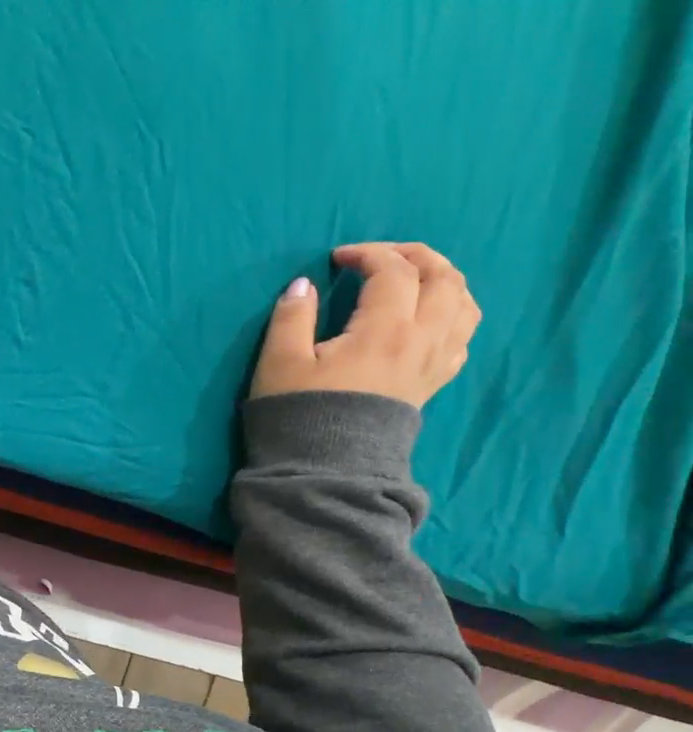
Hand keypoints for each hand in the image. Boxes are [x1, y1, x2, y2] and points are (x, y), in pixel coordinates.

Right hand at [253, 242, 481, 407]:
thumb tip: (303, 284)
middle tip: (382, 255)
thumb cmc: (300, 410)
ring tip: (414, 277)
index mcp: (385, 328)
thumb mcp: (280, 362)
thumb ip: (292, 317)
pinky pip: (462, 334)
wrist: (327, 464)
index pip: (392, 271)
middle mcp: (422, 337)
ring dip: (442, 279)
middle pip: (442, 277)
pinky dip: (452, 312)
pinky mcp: (435, 380)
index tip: (338, 257)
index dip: (367, 254)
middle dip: (414, 256)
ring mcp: (435, 360)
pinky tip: (430, 315)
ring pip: (463, 302)